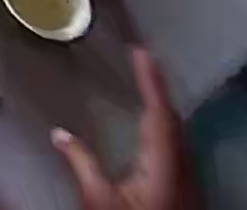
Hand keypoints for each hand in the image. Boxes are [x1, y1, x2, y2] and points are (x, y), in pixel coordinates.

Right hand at [50, 47, 199, 209]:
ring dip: (162, 110)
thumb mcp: (99, 202)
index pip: (160, 114)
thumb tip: (59, 133)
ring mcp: (187, 190)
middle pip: (174, 124)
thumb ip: (82, 164)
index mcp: (163, 167)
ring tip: (146, 88)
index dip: (151, 81)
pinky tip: (151, 134)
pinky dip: (162, 130)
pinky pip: (175, 152)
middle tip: (141, 63)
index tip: (141, 51)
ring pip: (178, 139)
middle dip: (159, 91)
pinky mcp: (182, 200)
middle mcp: (183, 174)